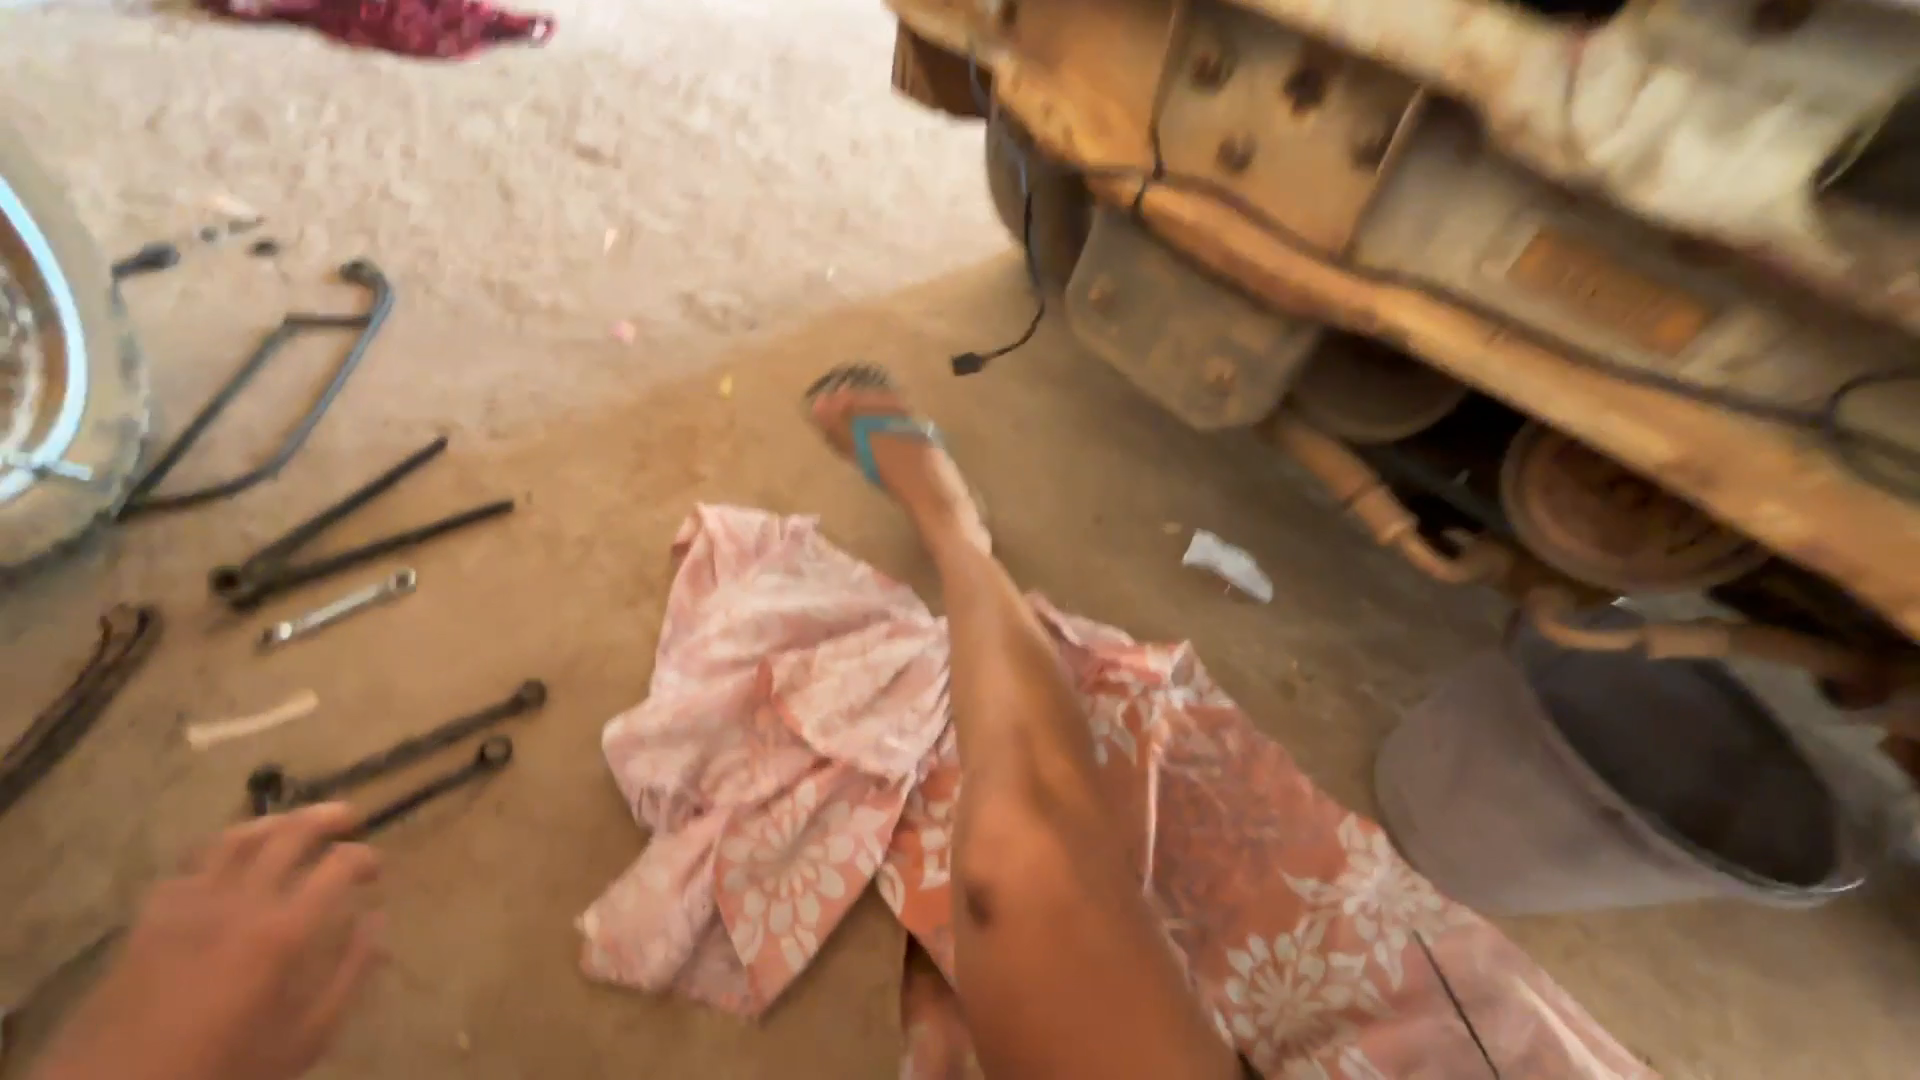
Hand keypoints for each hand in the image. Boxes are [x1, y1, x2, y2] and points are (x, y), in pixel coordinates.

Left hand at [32, 804, 383, 1079]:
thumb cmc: (223, 1071)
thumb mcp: (305, 1037)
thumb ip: (350, 972)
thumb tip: (377, 919)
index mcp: (283, 932)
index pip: (339, 863)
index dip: (365, 857)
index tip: (375, 870)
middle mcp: (238, 905)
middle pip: (289, 833)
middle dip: (326, 818)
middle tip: (349, 819)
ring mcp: (185, 910)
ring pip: (234, 838)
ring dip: (273, 823)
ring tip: (293, 826)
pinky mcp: (145, 925)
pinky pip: (186, 869)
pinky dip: (218, 857)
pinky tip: (229, 870)